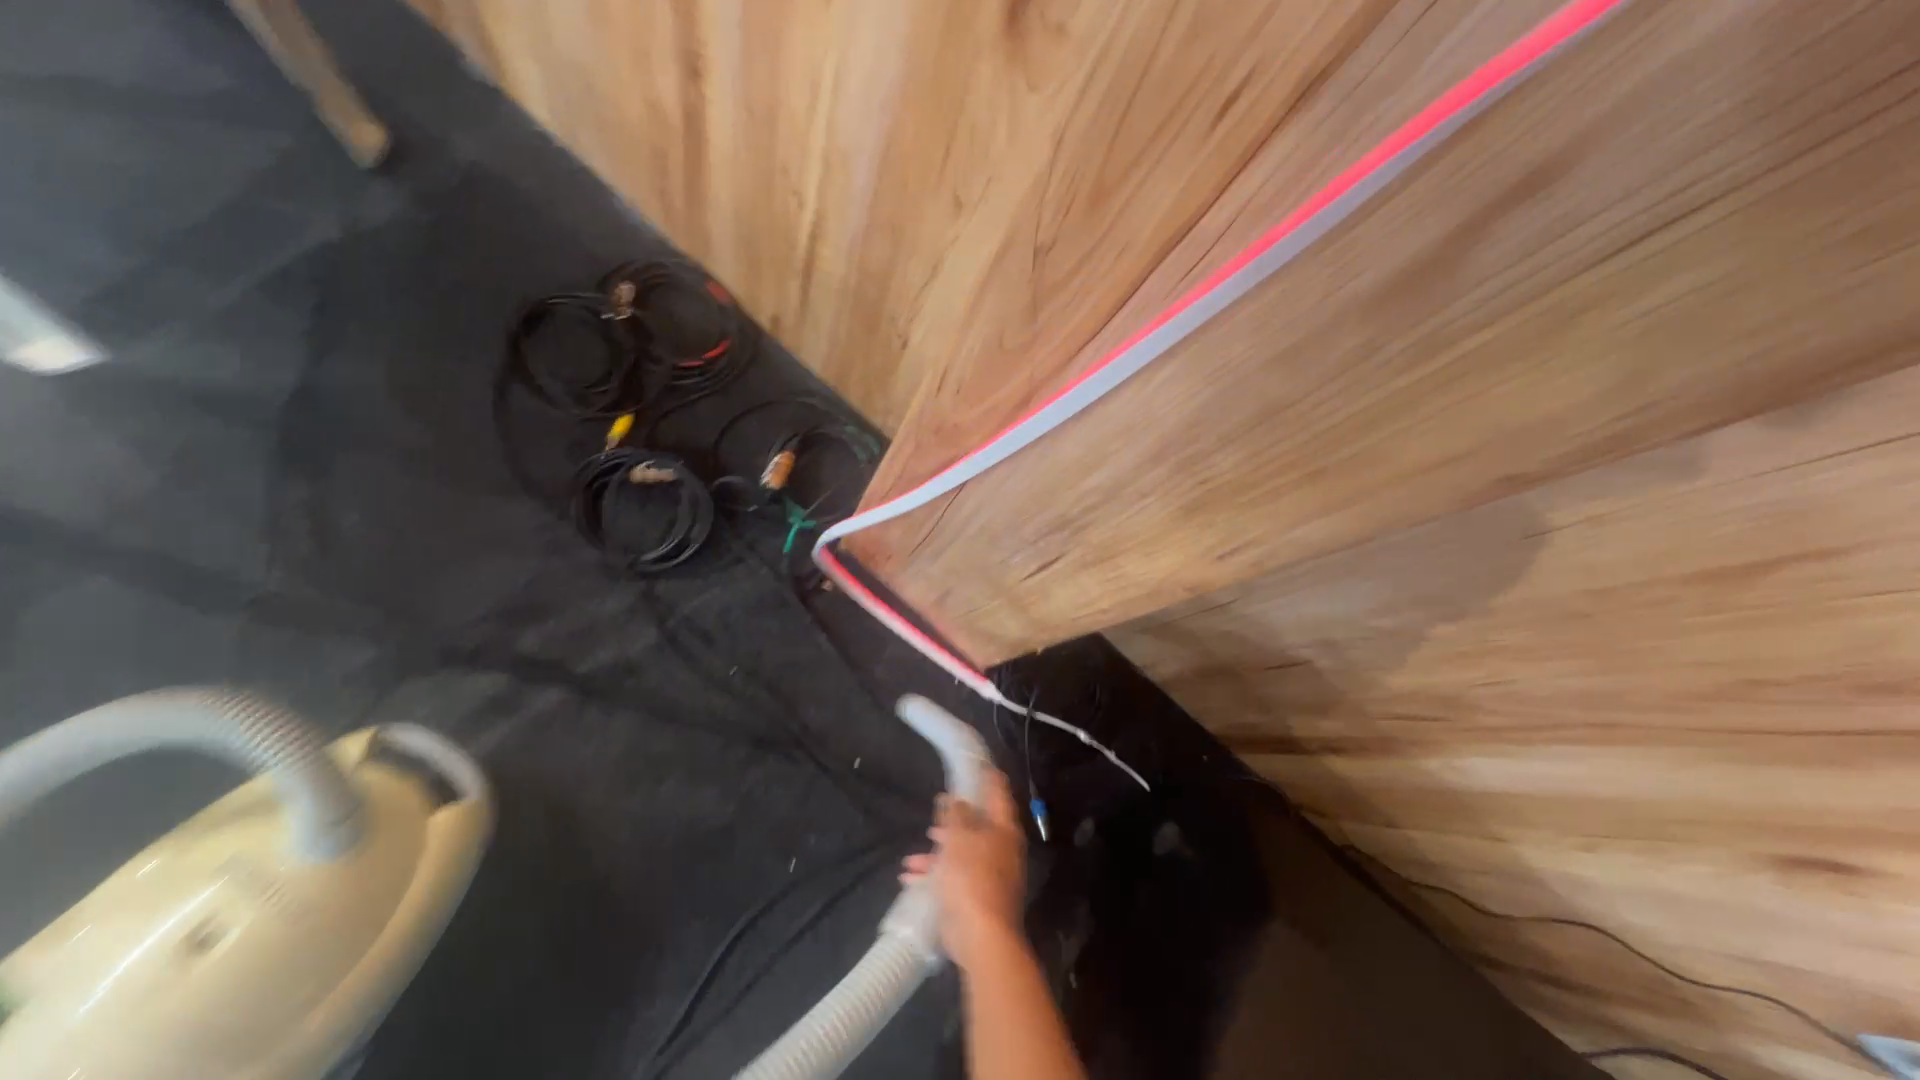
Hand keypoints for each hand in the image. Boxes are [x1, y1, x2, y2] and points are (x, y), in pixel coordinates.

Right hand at [900, 768, 1028, 972]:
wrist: (981, 935)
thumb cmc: (972, 877)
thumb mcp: (959, 837)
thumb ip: (955, 814)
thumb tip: (954, 798)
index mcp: (1003, 829)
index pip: (998, 793)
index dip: (987, 777)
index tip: (976, 764)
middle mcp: (1002, 849)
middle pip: (978, 826)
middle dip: (953, 821)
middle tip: (937, 812)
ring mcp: (991, 875)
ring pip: (963, 854)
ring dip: (938, 853)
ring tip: (912, 857)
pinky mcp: (978, 898)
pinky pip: (955, 878)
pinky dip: (936, 875)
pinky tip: (912, 878)